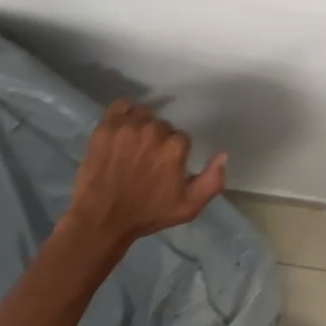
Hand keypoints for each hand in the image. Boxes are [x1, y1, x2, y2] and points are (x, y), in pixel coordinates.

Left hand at [63, 100, 226, 248]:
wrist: (102, 219)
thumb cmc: (147, 214)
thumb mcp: (189, 207)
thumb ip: (212, 181)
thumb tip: (223, 154)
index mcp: (175, 147)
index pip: (181, 138)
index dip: (174, 154)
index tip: (163, 168)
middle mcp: (154, 131)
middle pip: (162, 126)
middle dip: (157, 140)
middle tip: (145, 160)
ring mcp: (128, 127)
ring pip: (143, 114)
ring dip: (141, 126)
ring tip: (132, 146)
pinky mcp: (106, 127)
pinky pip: (120, 106)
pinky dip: (123, 114)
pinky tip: (121, 129)